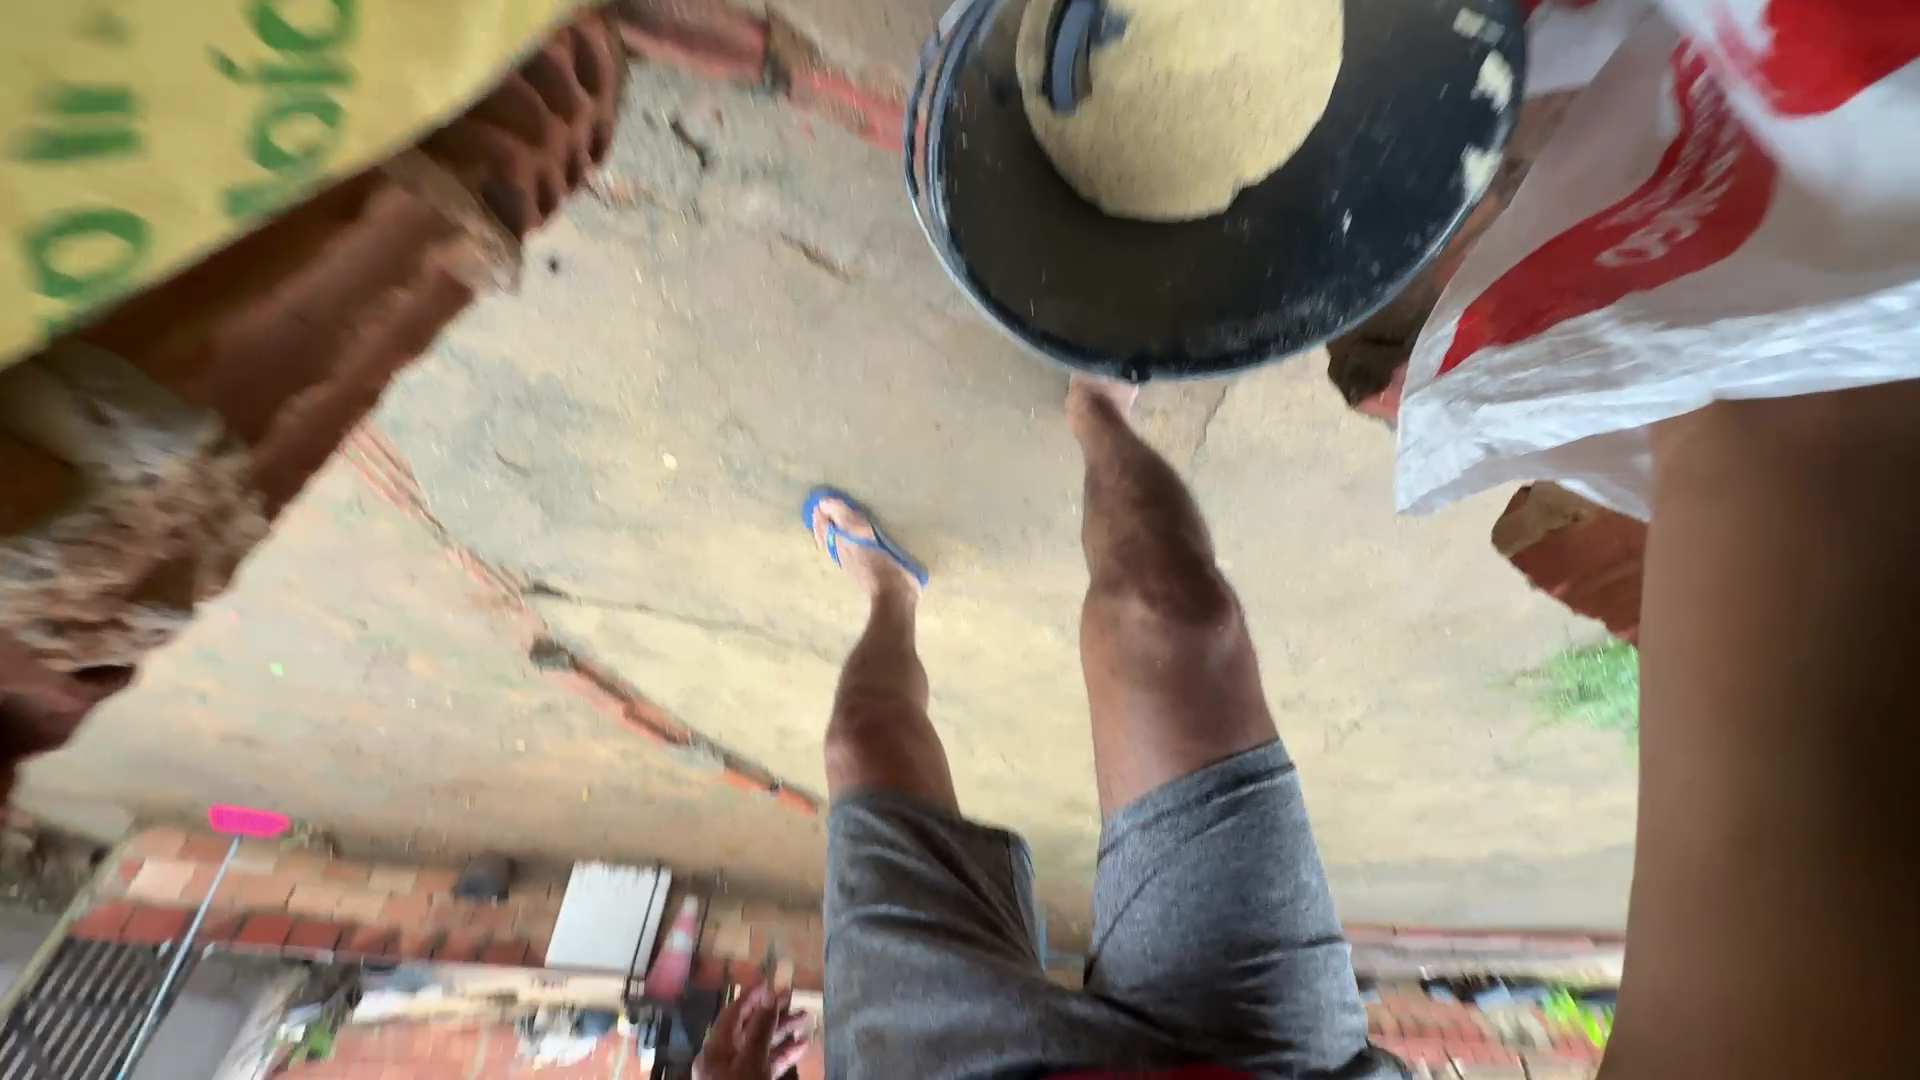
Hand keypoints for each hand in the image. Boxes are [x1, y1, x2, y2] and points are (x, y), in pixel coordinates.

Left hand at [692, 981, 812, 1079]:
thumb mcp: (752, 1060)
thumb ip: (762, 1027)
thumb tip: (771, 993)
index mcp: (715, 1049)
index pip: (733, 1013)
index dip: (753, 995)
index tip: (773, 979)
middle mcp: (723, 1060)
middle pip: (749, 1027)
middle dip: (774, 1012)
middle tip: (796, 997)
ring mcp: (736, 1075)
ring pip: (760, 1045)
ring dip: (782, 1031)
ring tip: (806, 1019)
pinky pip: (765, 1064)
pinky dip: (782, 1054)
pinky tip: (801, 1046)